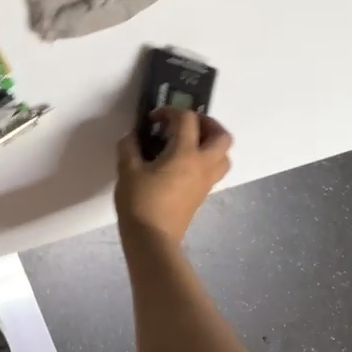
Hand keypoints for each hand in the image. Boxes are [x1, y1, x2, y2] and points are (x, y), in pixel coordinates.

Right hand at [117, 107, 232, 242]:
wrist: (152, 239)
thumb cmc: (140, 202)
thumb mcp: (127, 170)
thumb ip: (129, 147)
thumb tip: (132, 136)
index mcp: (185, 154)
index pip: (187, 120)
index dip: (170, 112)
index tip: (153, 119)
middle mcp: (202, 165)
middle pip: (222, 136)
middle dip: (206, 123)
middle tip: (185, 124)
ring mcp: (206, 182)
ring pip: (224, 156)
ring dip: (211, 144)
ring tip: (189, 143)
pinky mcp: (202, 195)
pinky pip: (214, 170)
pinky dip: (205, 160)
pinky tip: (181, 164)